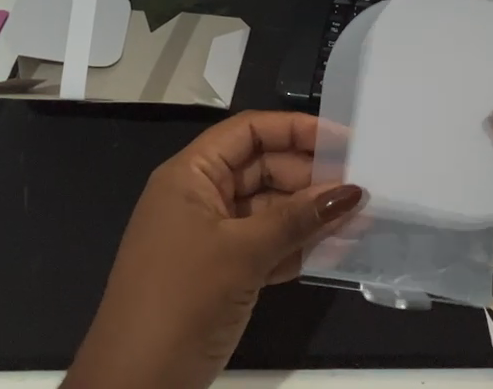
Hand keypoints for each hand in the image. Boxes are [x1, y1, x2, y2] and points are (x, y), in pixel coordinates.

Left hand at [62, 111, 363, 388]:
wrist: (133, 385)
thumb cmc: (182, 299)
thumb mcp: (242, 253)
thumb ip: (298, 219)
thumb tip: (352, 191)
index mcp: (191, 174)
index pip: (249, 131)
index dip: (295, 129)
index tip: (344, 141)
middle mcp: (200, 195)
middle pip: (262, 167)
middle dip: (309, 176)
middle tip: (359, 188)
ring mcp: (210, 235)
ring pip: (268, 208)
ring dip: (308, 214)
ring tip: (359, 218)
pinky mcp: (222, 272)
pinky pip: (265, 244)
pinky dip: (296, 245)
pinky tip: (335, 249)